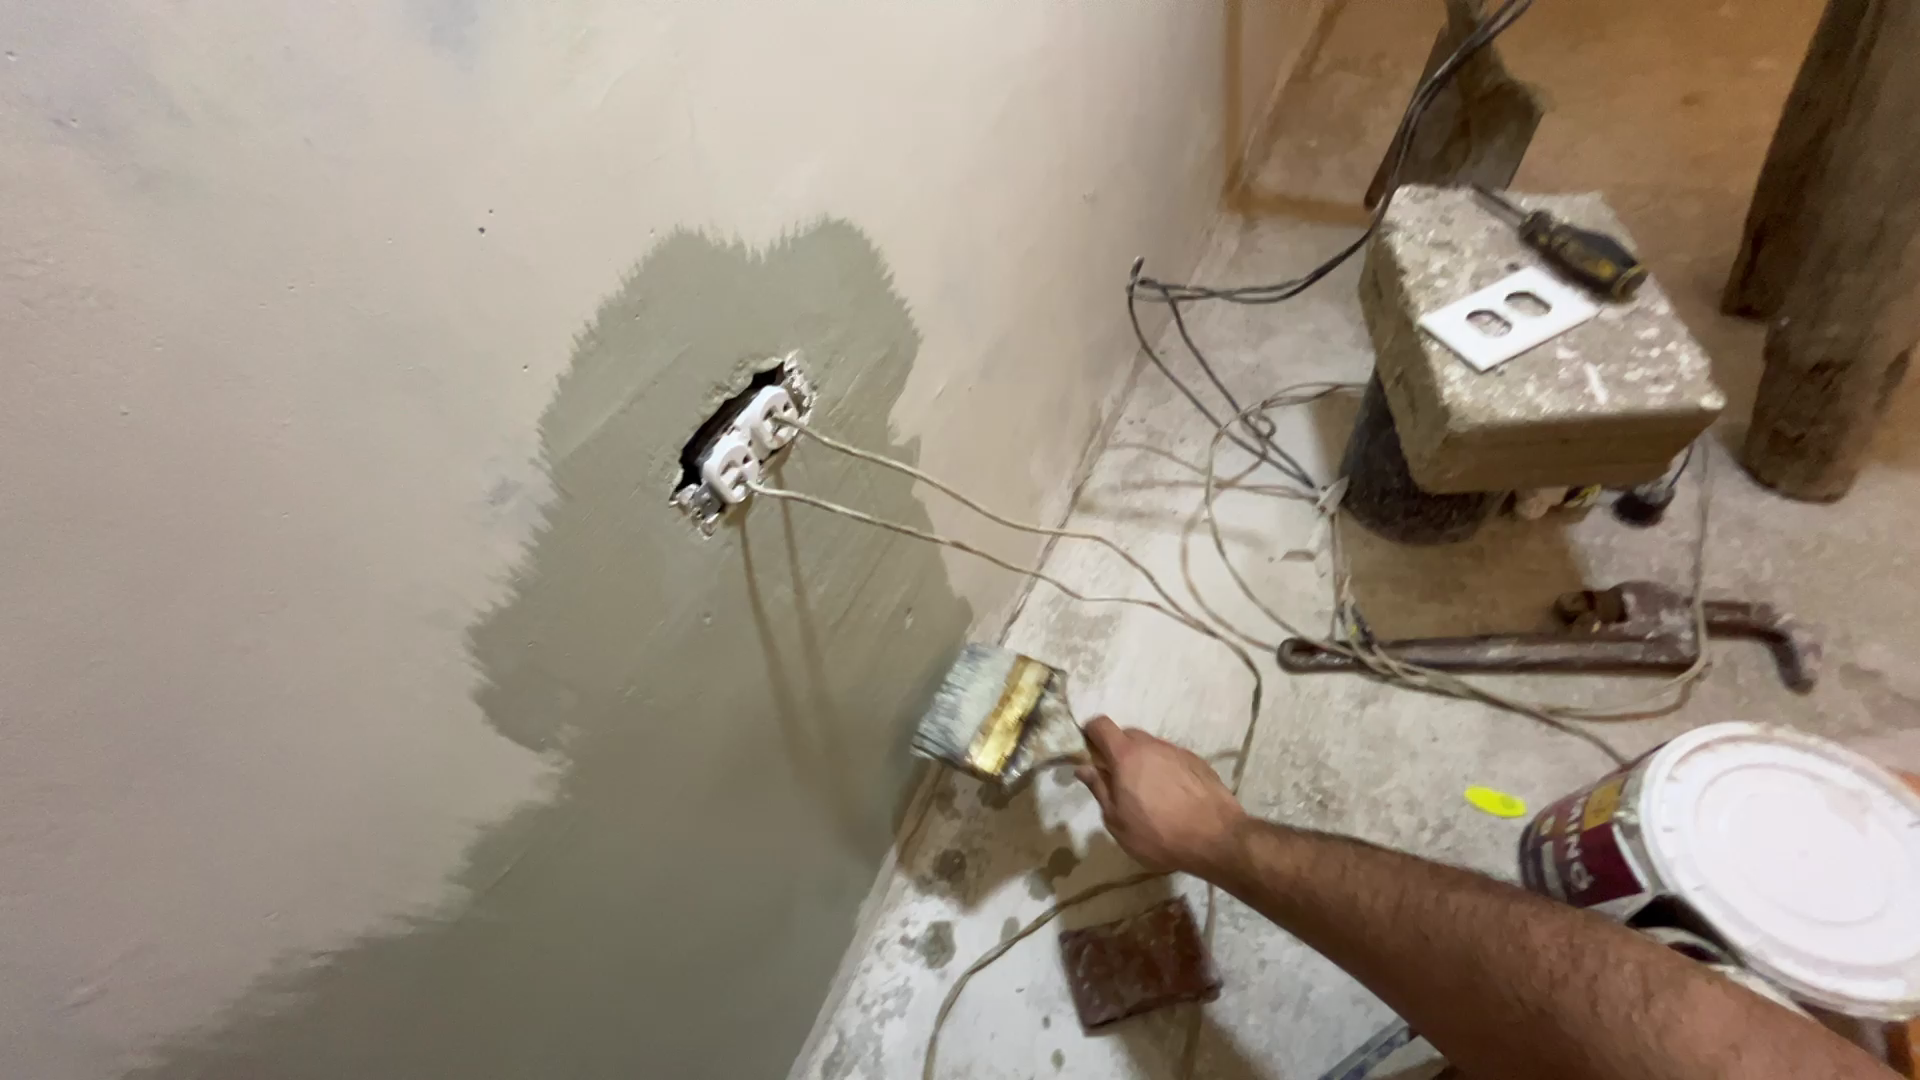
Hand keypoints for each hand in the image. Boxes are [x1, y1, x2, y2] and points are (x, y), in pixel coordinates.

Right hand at [1076, 716, 1245, 875]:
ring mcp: (1176, 751)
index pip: (1101, 725)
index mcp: (1126, 755)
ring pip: (1150, 747)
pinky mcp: (1197, 761)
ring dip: (1143, 761)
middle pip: (1126, 735)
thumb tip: (1084, 767)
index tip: (1089, 754)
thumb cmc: (1158, 834)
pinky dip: (1165, 769)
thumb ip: (1099, 789)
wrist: (1217, 839)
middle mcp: (1151, 745)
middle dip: (1117, 751)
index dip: (1090, 733)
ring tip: (1149, 793)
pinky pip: (1171, 758)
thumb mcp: (1117, 821)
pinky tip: (1173, 796)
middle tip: (1119, 781)